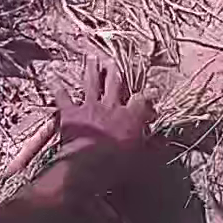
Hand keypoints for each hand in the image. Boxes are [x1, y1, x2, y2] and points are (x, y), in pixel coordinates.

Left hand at [49, 53, 154, 194]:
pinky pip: (64, 99)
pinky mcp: (71, 113)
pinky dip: (59, 91)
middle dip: (115, 72)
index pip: (141, 99)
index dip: (146, 96)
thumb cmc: (118, 165)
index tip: (150, 93)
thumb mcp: (141, 157)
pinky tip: (56, 82)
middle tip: (113, 61)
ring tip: (91, 58)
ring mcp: (90, 107)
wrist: (89, 165)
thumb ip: (153, 146)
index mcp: (130, 116)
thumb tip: (166, 140)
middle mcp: (111, 106)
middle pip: (115, 83)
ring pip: (92, 83)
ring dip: (92, 70)